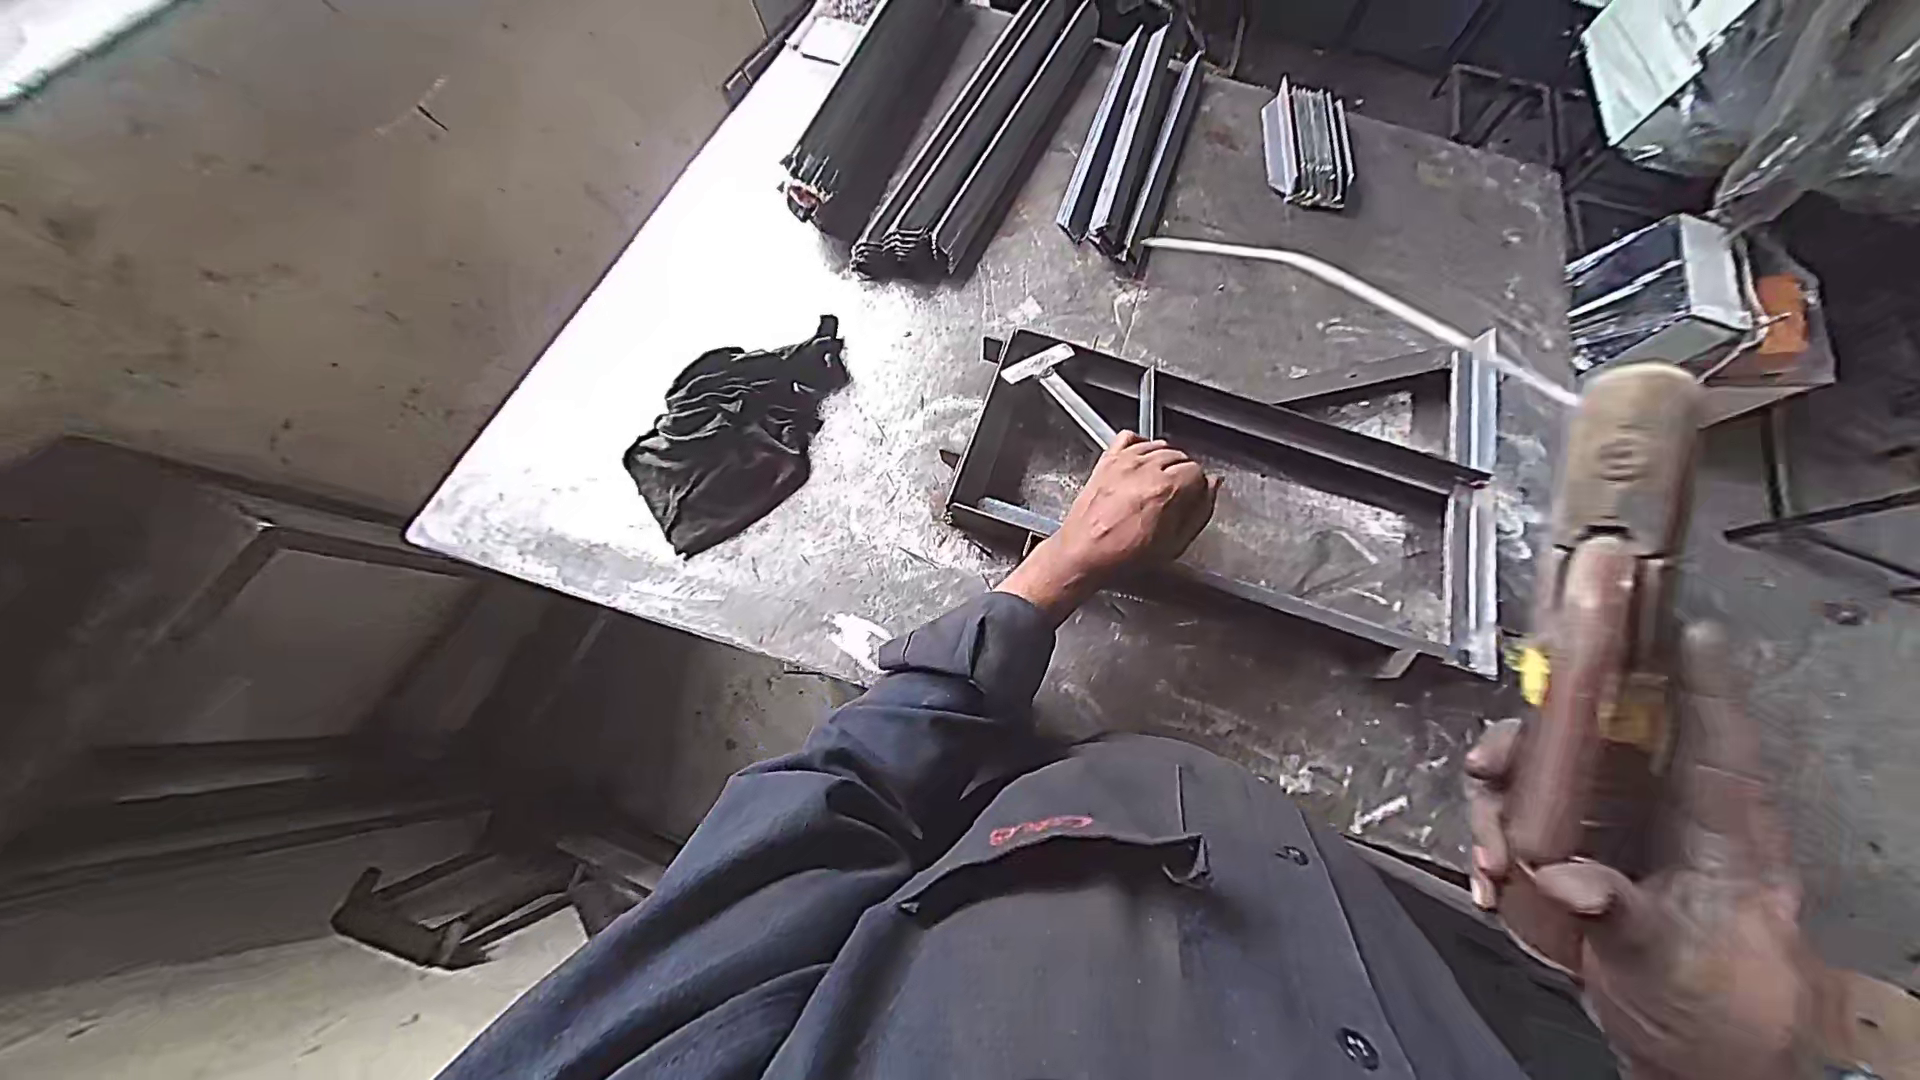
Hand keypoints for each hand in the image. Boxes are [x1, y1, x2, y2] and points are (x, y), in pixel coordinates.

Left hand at [996, 431, 1218, 623]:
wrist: (1082, 554)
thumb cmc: (1122, 556)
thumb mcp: (1174, 544)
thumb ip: (1200, 511)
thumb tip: (1212, 487)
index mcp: (1166, 489)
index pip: (1197, 471)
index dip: (1197, 486)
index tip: (1192, 497)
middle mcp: (1144, 470)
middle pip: (1179, 455)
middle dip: (1183, 472)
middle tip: (1177, 493)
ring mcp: (1122, 463)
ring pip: (1157, 444)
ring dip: (1164, 459)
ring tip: (1159, 480)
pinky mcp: (1105, 462)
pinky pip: (1128, 438)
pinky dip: (1139, 443)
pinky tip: (1141, 460)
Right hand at [1464, 624, 1814, 1079]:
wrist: (1695, 1059)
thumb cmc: (1721, 1010)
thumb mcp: (1678, 967)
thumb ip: (1624, 916)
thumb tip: (1570, 879)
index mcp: (1719, 829)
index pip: (1714, 738)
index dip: (1697, 678)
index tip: (1675, 626)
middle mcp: (1657, 812)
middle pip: (1586, 742)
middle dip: (1524, 746)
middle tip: (1486, 769)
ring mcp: (1607, 829)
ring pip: (1534, 777)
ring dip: (1495, 806)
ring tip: (1492, 860)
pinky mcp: (1566, 850)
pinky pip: (1511, 819)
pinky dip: (1488, 839)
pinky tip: (1489, 878)